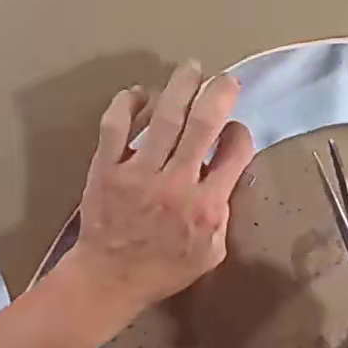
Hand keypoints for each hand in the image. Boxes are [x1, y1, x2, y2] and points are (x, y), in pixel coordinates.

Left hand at [56, 59, 257, 323]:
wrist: (109, 279)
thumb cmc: (164, 269)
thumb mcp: (211, 253)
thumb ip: (223, 213)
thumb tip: (228, 177)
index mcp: (206, 205)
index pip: (235, 152)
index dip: (241, 134)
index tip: (236, 130)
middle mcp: (176, 183)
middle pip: (204, 123)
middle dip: (219, 93)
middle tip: (225, 80)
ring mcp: (139, 173)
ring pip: (164, 117)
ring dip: (181, 86)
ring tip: (192, 68)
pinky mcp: (106, 168)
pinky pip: (116, 126)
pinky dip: (128, 103)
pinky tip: (140, 93)